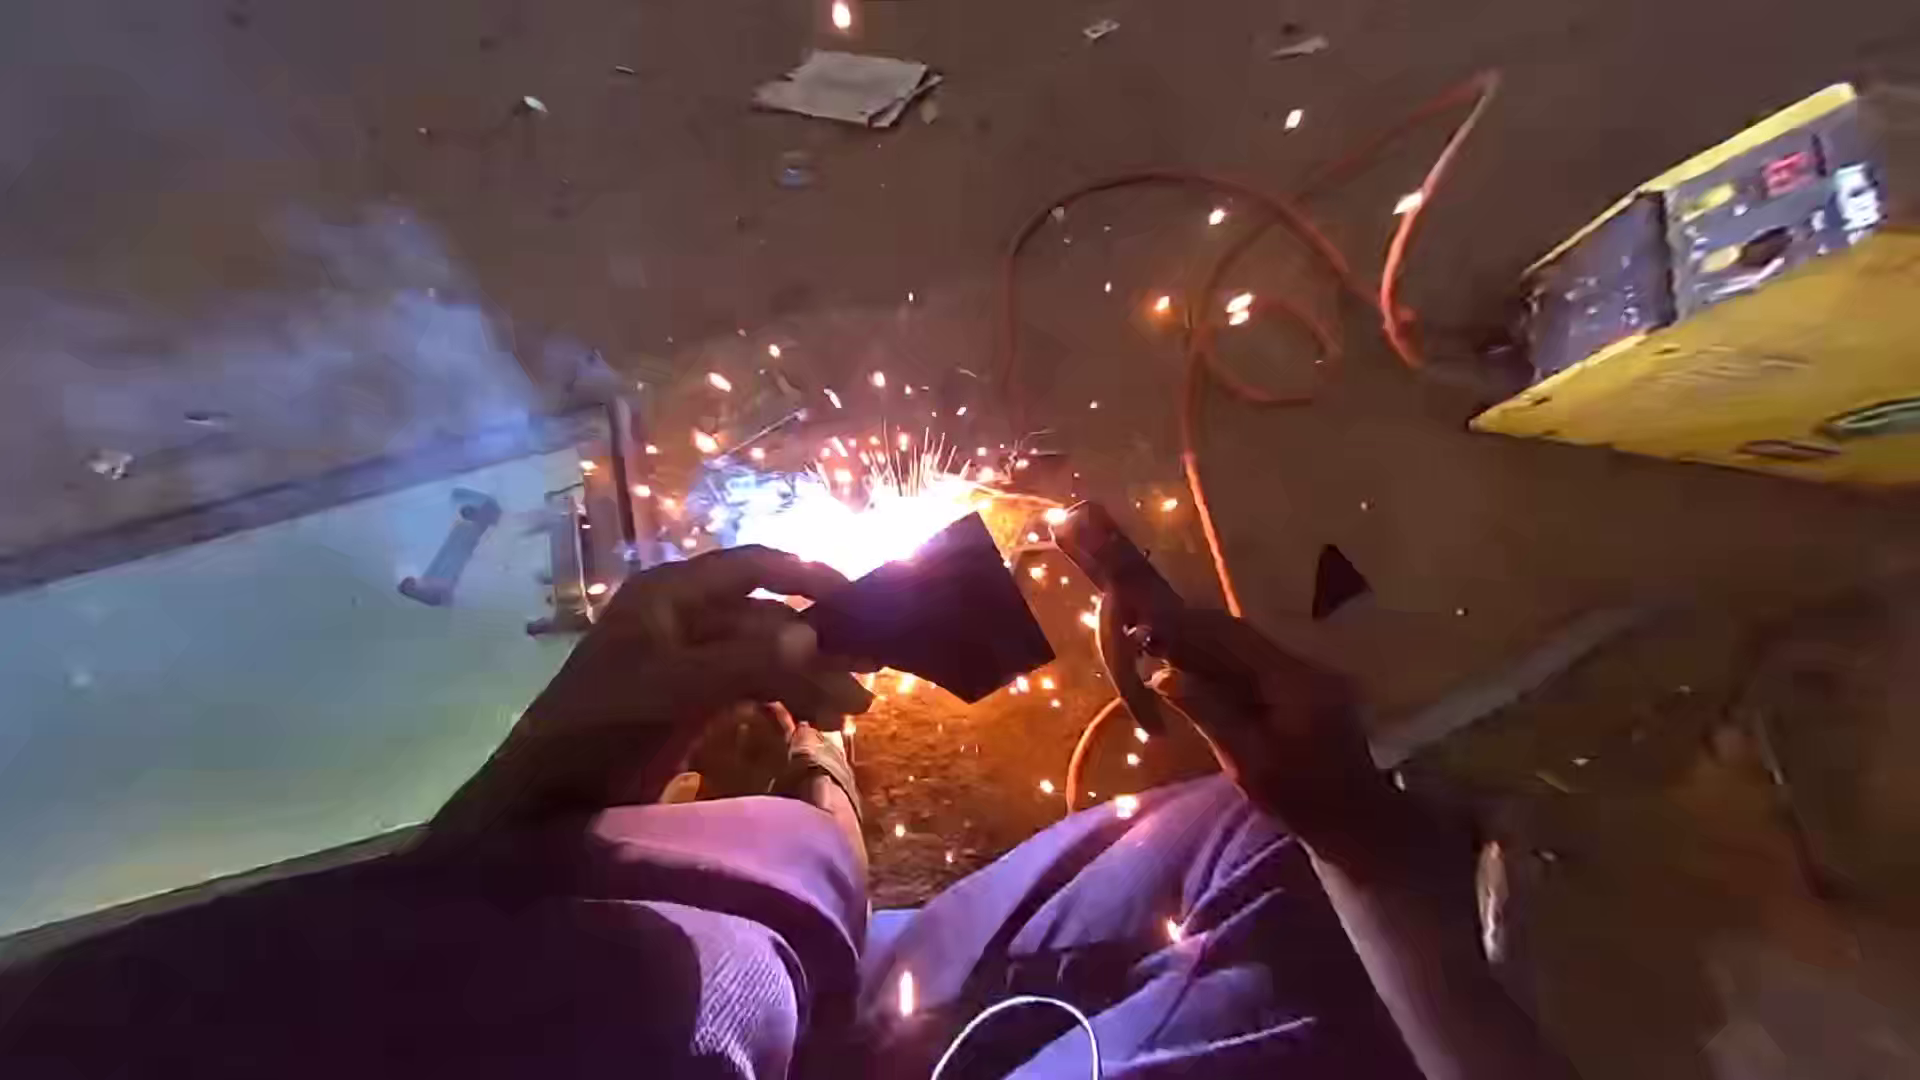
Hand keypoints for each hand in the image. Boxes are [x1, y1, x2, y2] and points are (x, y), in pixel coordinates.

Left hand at [433, 547, 871, 832]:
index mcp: (672, 594)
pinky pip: (756, 686)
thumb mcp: (667, 690)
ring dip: (808, 682)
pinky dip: (786, 701)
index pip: (754, 566)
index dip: (807, 574)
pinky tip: (813, 724)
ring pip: (768, 656)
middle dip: (818, 651)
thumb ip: (740, 661)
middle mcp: (688, 616)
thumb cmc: (595, 729)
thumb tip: (812, 638)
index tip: (854, 597)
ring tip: (849, 714)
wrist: (542, 802)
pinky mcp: (698, 694)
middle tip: (865, 680)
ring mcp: (694, 656)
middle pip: (770, 619)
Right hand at [1142, 608, 1404, 869]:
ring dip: (1198, 639)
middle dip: (1188, 628)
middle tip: (1144, 632)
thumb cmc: (1300, 799)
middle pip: (1235, 631)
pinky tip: (1188, 662)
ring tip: (1158, 642)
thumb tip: (1160, 676)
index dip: (1185, 628)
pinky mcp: (1296, 682)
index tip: (1146, 628)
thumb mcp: (1247, 761)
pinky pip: (1247, 657)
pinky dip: (1214, 655)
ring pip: (1240, 640)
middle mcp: (1300, 664)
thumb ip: (1206, 712)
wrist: (1354, 822)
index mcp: (1294, 680)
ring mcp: (1302, 671)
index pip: (1231, 637)